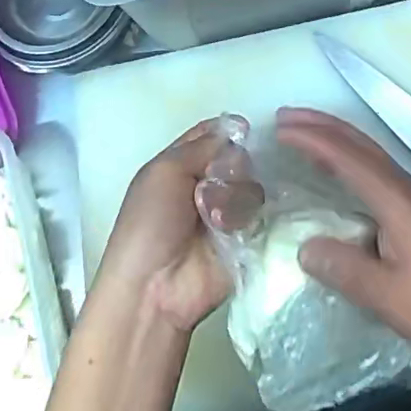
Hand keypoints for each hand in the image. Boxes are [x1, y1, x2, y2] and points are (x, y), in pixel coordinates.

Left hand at [92, 116, 253, 332]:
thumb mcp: (166, 171)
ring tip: (214, 219)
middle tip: (214, 181)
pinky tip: (229, 230)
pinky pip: (260, 215)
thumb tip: (237, 125)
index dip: (228, 130)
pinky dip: (245, 217)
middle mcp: (206, 183)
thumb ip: (203, 146)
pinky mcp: (246, 239)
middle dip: (231, 164)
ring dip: (232, 196)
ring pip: (250, 184)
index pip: (211, 134)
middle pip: (237, 157)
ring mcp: (227, 212)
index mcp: (180, 162)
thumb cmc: (150, 221)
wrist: (156, 284)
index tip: (243, 129)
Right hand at [276, 107, 410, 364]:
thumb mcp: (394, 299)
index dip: (310, 138)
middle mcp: (405, 187)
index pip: (345, 156)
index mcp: (394, 199)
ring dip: (334, 135)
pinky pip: (376, 165)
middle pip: (357, 141)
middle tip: (283, 117)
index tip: (278, 129)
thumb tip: (303, 248)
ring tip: (304, 133)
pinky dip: (349, 154)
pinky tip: (342, 172)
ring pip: (368, 150)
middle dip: (319, 123)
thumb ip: (346, 271)